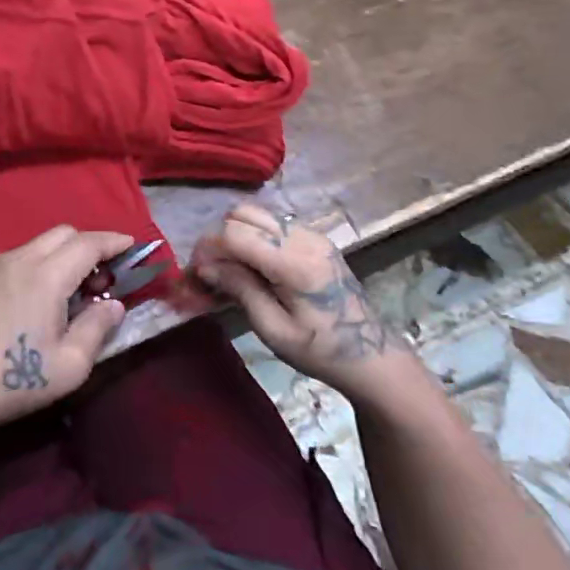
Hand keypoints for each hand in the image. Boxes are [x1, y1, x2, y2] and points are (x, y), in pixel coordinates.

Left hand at [0, 226, 132, 446]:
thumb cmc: (15, 379)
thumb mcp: (71, 364)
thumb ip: (98, 327)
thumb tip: (114, 304)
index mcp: (46, 276)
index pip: (88, 243)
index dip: (114, 241)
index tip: (132, 246)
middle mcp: (18, 259)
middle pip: (62, 234)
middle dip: (88, 246)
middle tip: (101, 278)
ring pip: (36, 244)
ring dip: (59, 256)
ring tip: (66, 293)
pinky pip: (13, 258)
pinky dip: (34, 265)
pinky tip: (31, 299)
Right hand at [190, 204, 403, 392]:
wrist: (372, 356)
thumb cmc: (320, 351)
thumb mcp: (273, 329)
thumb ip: (240, 290)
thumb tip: (205, 266)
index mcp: (294, 263)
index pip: (234, 233)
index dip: (208, 249)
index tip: (197, 273)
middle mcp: (304, 239)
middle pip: (243, 214)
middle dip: (218, 238)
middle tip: (210, 269)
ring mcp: (312, 235)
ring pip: (256, 214)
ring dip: (234, 235)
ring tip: (228, 268)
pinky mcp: (315, 240)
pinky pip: (272, 224)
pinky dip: (252, 237)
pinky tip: (250, 266)